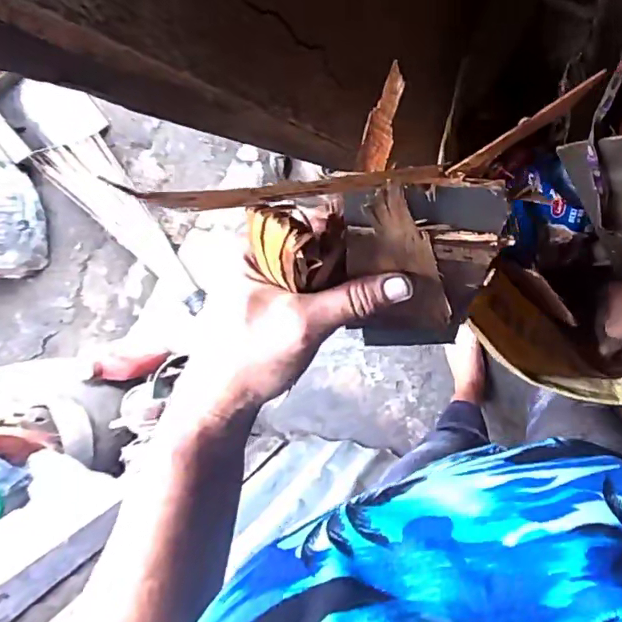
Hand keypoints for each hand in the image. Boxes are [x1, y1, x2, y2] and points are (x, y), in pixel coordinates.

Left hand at [159, 232, 412, 430]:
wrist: (222, 403)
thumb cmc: (248, 357)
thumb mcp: (306, 323)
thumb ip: (354, 299)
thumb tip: (400, 283)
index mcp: (253, 245)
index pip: (307, 218)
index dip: (345, 224)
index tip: (382, 232)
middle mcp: (259, 252)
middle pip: (315, 238)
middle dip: (351, 247)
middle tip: (392, 252)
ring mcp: (269, 275)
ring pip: (317, 260)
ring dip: (346, 268)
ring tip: (385, 269)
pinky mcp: (279, 296)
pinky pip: (314, 280)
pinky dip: (336, 285)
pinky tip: (362, 291)